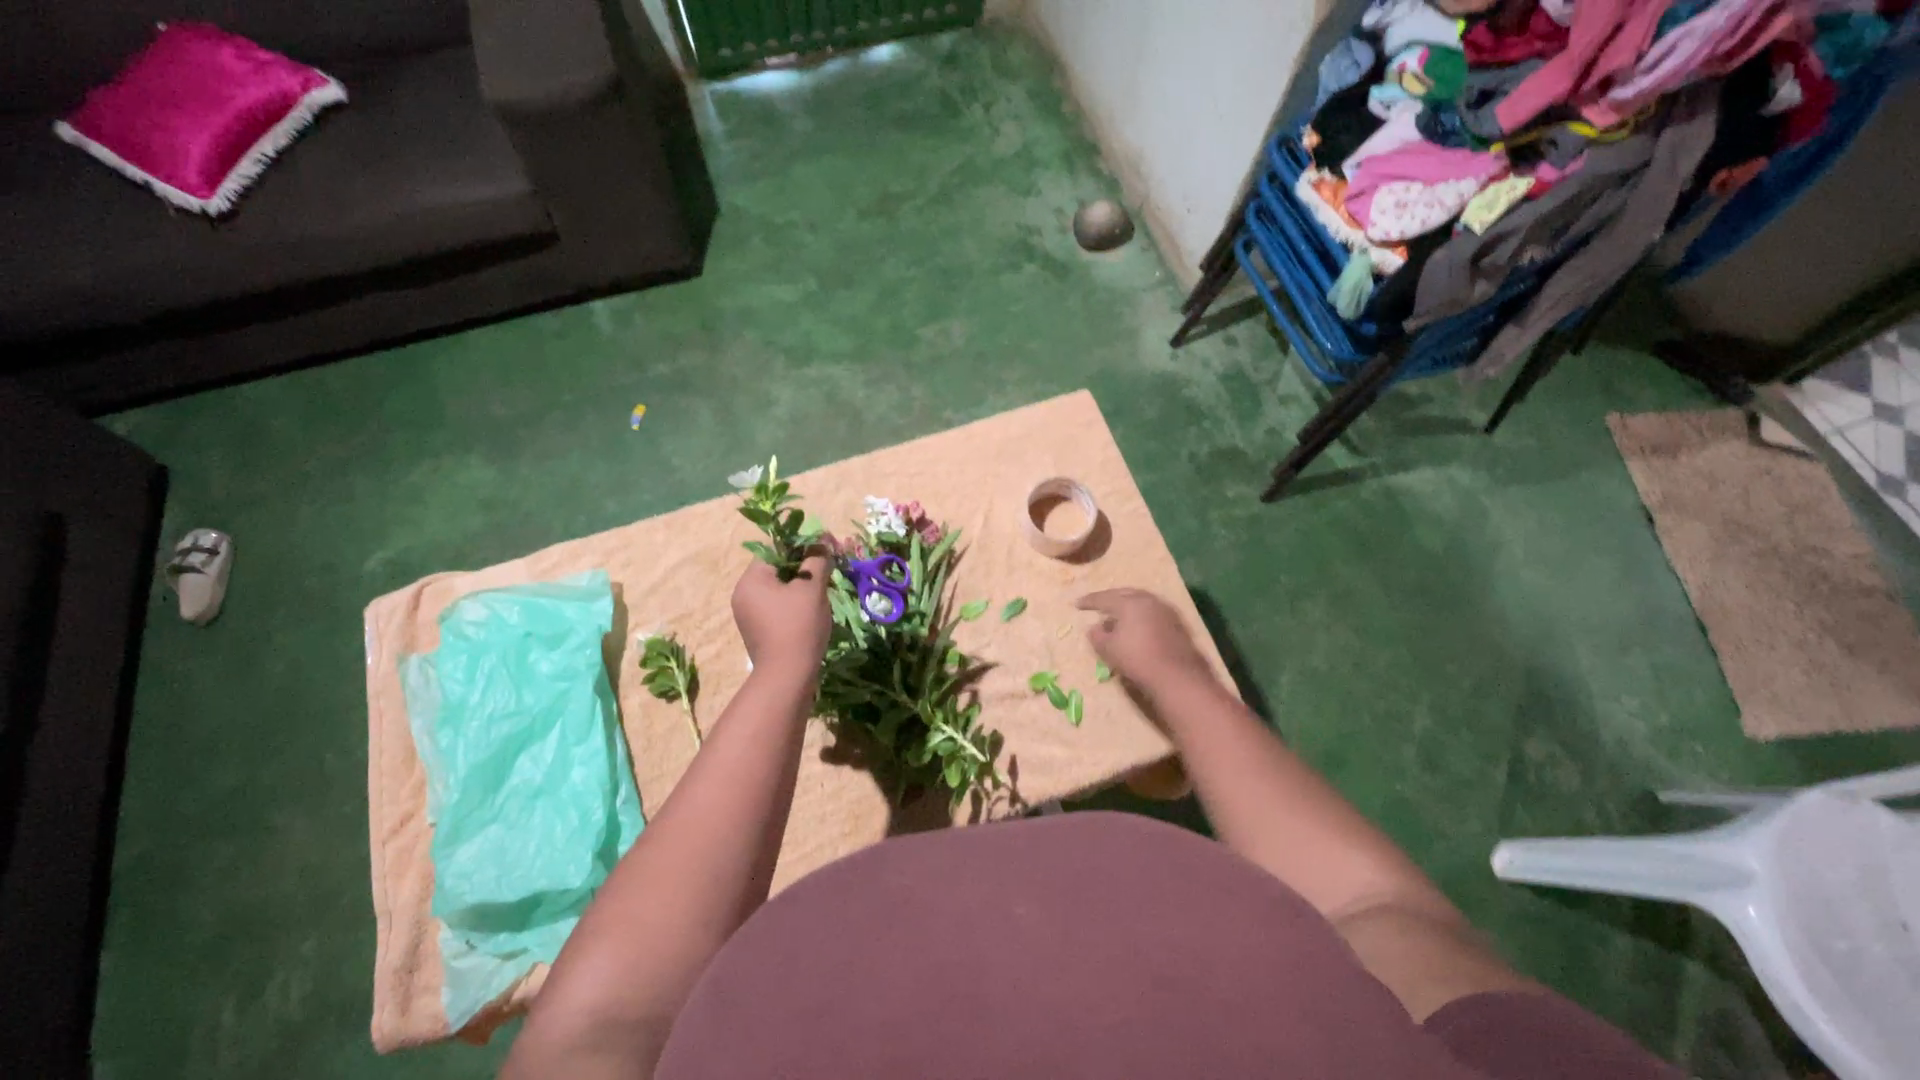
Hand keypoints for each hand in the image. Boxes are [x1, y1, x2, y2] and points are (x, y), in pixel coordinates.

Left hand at [732, 555, 831, 680]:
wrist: (787, 676)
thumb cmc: (799, 627)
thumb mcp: (812, 588)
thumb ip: (818, 558)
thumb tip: (823, 539)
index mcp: (751, 580)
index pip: (775, 548)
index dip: (801, 543)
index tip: (825, 547)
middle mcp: (743, 593)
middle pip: (776, 567)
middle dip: (803, 564)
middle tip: (828, 567)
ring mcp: (748, 613)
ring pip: (778, 587)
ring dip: (801, 583)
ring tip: (824, 588)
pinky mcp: (757, 629)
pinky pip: (776, 605)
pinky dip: (794, 601)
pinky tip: (813, 608)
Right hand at [1076, 589, 1212, 693]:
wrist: (1176, 675)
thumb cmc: (1136, 658)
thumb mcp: (1108, 649)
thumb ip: (1097, 636)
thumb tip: (1094, 628)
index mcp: (1129, 602)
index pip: (1104, 598)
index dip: (1089, 601)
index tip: (1077, 605)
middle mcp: (1148, 600)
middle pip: (1125, 594)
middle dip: (1110, 598)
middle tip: (1099, 604)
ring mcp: (1166, 610)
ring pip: (1141, 602)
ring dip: (1127, 607)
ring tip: (1118, 616)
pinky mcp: (1177, 623)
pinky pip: (1153, 613)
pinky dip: (1141, 616)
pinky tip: (1137, 627)